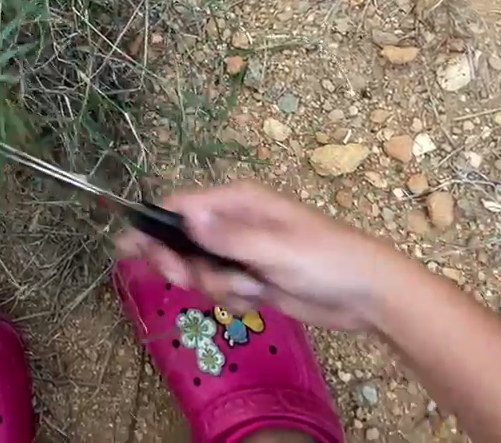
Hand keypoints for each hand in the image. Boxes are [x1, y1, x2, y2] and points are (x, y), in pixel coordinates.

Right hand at [116, 181, 421, 331]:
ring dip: (216, 285)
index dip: (153, 225)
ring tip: (249, 290)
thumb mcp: (275, 247)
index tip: (130, 246)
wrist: (369, 295)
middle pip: (183, 240)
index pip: (180, 207)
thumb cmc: (324, 258)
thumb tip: (185, 218)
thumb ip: (227, 236)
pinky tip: (258, 299)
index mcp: (235, 201)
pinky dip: (233, 298)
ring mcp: (240, 251)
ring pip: (200, 269)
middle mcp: (232, 222)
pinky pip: (222, 289)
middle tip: (185, 280)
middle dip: (182, 262)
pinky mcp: (250, 278)